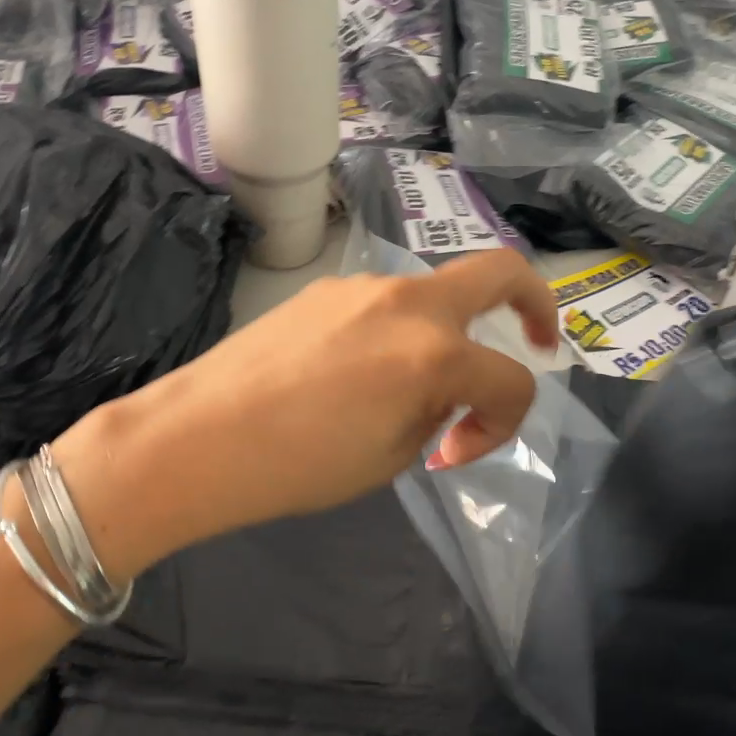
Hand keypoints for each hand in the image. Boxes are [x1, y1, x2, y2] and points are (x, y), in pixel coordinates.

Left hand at [51, 249, 559, 581]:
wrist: (196, 435)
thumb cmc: (298, 464)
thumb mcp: (390, 456)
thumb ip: (437, 412)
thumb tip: (442, 397)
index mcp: (433, 352)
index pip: (511, 380)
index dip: (503, 424)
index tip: (457, 453)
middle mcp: (408, 302)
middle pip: (502, 271)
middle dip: (537, 304)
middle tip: (539, 341)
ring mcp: (363, 285)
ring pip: (435, 294)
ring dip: (446, 336)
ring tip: (403, 393)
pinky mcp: (325, 286)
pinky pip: (384, 303)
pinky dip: (396, 334)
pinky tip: (352, 376)